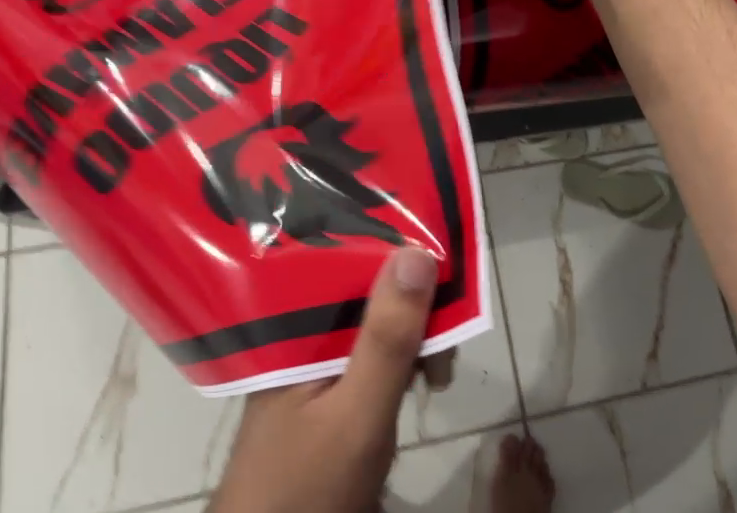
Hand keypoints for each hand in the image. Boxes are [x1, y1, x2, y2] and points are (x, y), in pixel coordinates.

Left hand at [208, 247, 439, 512]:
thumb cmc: (309, 485)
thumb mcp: (358, 413)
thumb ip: (387, 339)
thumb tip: (416, 251)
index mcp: (292, 327)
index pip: (346, 265)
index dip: (397, 257)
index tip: (444, 270)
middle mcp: (301, 337)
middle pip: (366, 294)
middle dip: (415, 309)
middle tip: (445, 353)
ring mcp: (316, 368)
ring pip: (375, 327)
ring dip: (414, 340)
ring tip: (437, 377)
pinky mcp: (330, 395)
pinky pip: (373, 358)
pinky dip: (404, 365)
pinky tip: (424, 383)